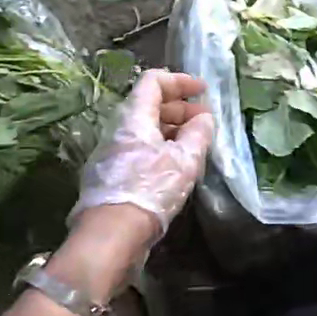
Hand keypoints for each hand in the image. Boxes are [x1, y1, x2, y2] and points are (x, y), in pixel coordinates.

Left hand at [69, 69, 213, 244]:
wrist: (112, 234)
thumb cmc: (150, 190)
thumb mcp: (184, 161)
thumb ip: (197, 135)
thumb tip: (204, 118)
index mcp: (133, 117)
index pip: (153, 81)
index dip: (179, 81)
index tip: (202, 90)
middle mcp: (118, 129)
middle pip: (148, 105)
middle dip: (179, 108)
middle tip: (204, 120)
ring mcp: (111, 152)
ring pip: (144, 129)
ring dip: (171, 130)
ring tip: (194, 143)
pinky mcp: (112, 174)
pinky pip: (139, 149)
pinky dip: (160, 148)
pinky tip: (176, 165)